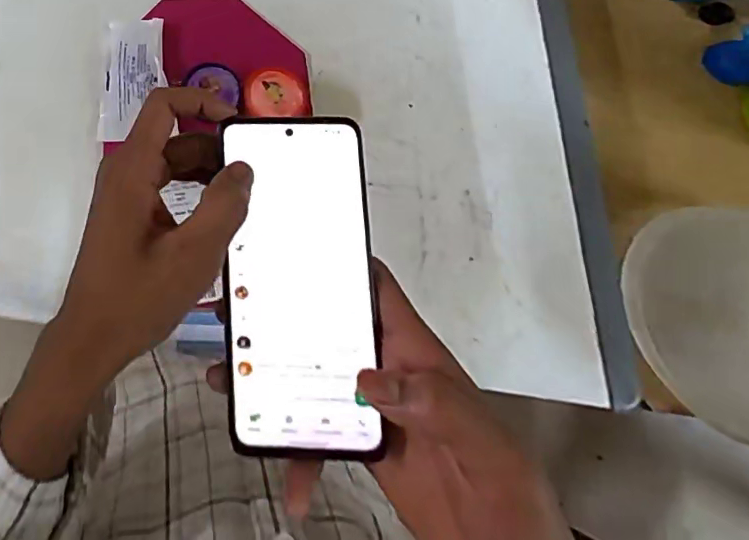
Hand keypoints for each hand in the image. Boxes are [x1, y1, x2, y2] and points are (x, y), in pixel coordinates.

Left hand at [0, 87, 253, 479]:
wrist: (92, 336)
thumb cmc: (138, 297)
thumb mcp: (193, 255)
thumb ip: (223, 207)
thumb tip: (244, 166)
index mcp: (131, 169)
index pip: (163, 105)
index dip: (200, 100)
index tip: (237, 121)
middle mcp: (124, 171)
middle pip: (174, 137)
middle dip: (215, 147)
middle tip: (258, 173)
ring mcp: (124, 191)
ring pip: (172, 163)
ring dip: (208, 173)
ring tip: (247, 199)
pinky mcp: (128, 212)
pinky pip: (165, 186)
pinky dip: (194, 192)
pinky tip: (222, 218)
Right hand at [206, 263, 568, 536]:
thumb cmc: (515, 500)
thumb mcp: (487, 448)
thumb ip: (438, 405)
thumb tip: (374, 378)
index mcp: (415, 354)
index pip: (375, 288)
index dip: (337, 260)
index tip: (292, 247)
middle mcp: (387, 370)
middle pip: (323, 327)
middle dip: (276, 319)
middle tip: (235, 316)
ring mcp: (370, 405)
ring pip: (306, 375)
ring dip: (268, 380)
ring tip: (233, 385)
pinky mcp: (359, 440)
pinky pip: (314, 434)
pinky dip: (296, 453)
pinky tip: (289, 475)